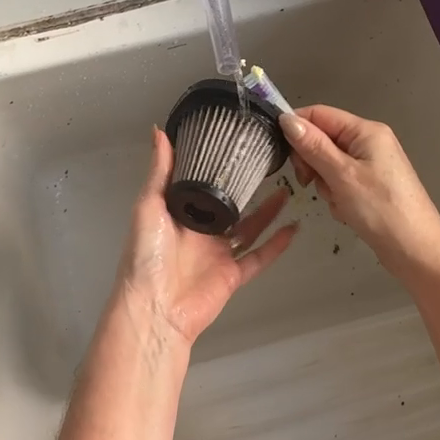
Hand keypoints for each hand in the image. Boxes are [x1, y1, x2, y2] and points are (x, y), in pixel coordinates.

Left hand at [113, 127, 296, 349]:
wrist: (155, 308)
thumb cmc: (146, 254)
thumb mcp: (148, 205)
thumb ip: (159, 171)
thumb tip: (159, 130)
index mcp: (178, 213)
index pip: (201, 184)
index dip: (217, 167)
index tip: (235, 145)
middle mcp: (199, 231)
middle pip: (229, 206)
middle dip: (247, 188)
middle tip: (268, 166)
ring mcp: (217, 254)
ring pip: (248, 228)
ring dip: (267, 212)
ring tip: (287, 190)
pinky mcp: (232, 275)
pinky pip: (259, 257)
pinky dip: (276, 245)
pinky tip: (293, 228)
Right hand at [280, 105, 439, 280]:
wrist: (417, 252)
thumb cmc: (381, 210)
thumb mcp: (341, 175)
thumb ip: (313, 145)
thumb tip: (286, 118)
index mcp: (366, 131)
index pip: (319, 114)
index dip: (297, 128)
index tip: (281, 152)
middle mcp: (369, 142)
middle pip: (322, 139)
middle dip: (312, 162)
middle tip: (311, 182)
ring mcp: (370, 165)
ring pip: (327, 164)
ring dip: (324, 184)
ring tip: (338, 201)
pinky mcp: (370, 186)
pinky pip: (339, 181)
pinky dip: (336, 195)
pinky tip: (347, 211)